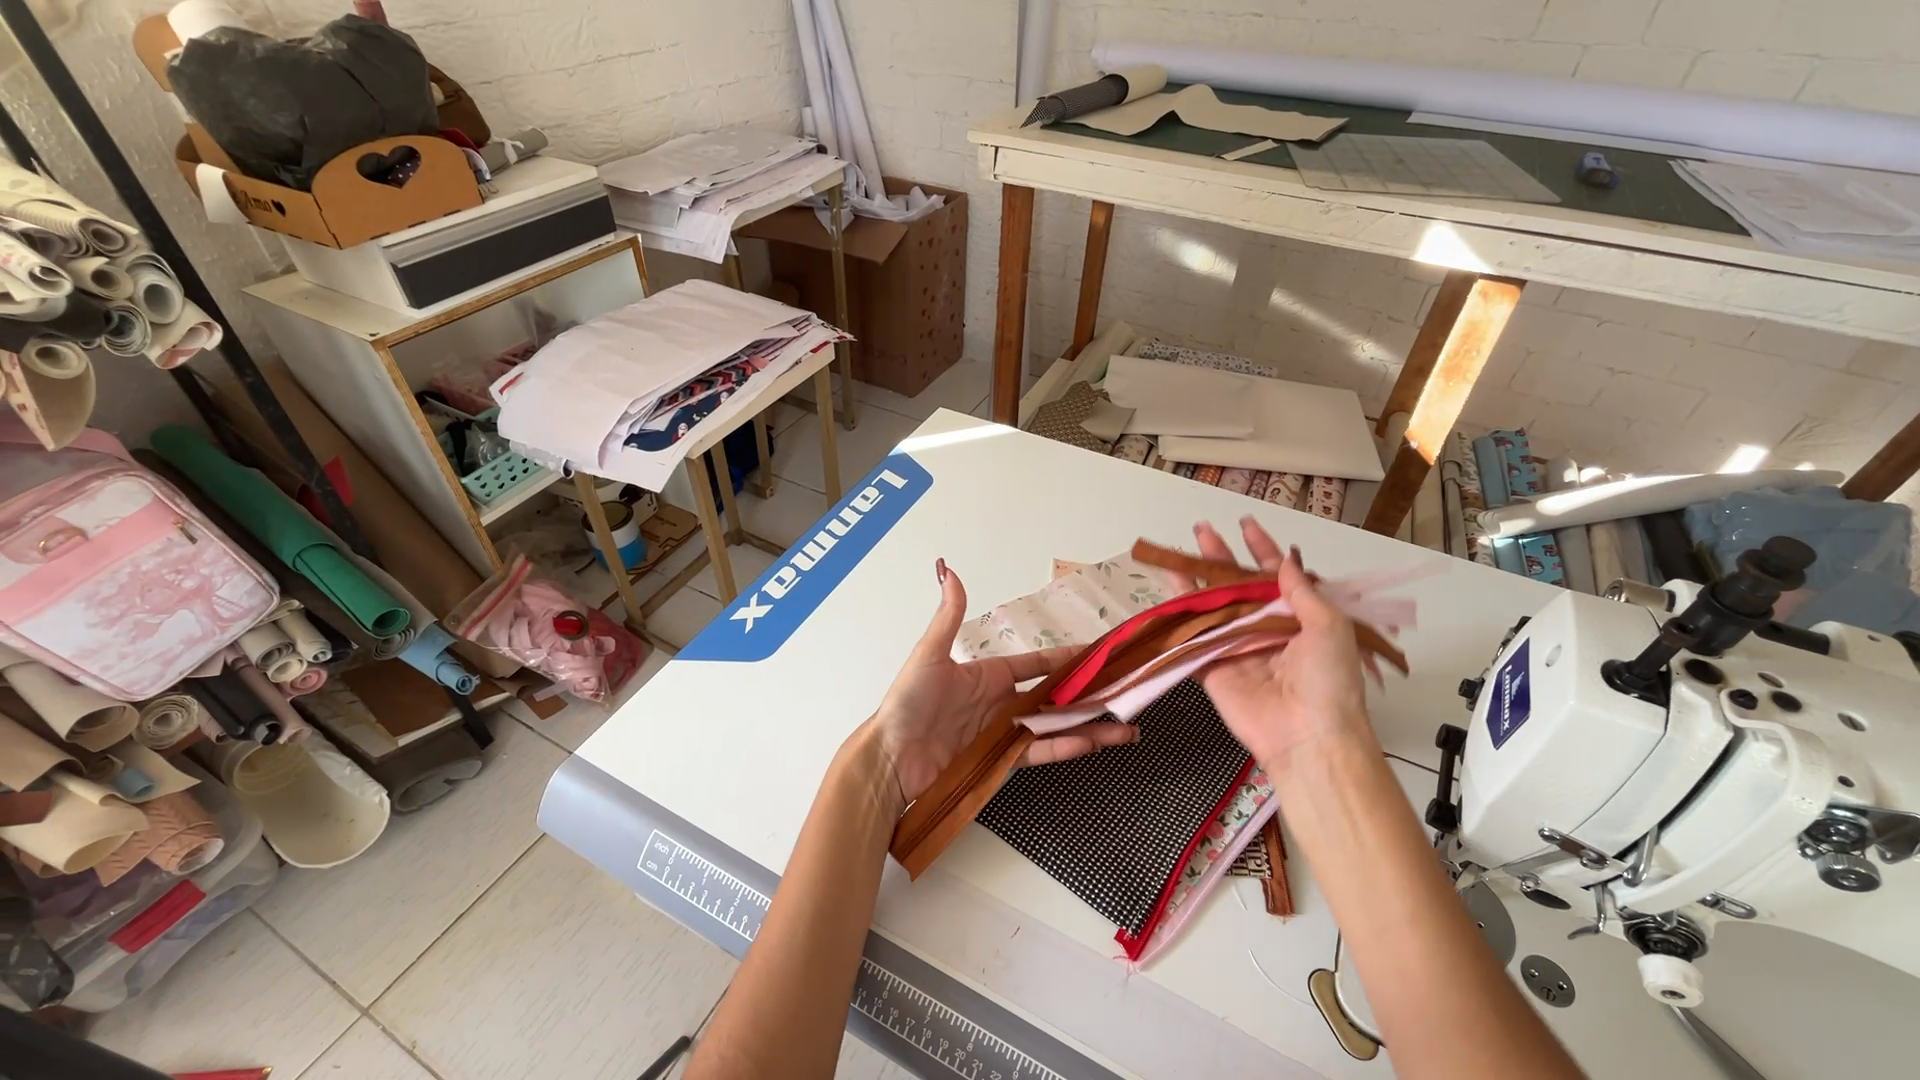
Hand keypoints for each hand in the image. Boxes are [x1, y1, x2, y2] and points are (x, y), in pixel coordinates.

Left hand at [869, 560, 1138, 806]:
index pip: (1037, 664)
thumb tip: (948, 570)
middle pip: (1054, 697)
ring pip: (1054, 726)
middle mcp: (1000, 703)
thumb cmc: (907, 702)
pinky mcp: (999, 761)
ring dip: (1088, 726)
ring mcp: (1001, 732)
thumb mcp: (929, 654)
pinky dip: (1064, 748)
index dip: (1068, 658)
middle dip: (1088, 695)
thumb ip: (948, 616)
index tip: (1099, 652)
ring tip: (1124, 729)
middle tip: (1124, 692)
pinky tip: (1090, 744)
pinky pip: (1037, 752)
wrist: (889, 757)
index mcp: (988, 675)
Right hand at [1170, 518, 1376, 768]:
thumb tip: (1284, 560)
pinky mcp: (1213, 669)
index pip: (1276, 574)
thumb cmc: (1329, 680)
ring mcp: (1237, 648)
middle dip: (1219, 557)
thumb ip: (1302, 591)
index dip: (1261, 549)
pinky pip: (1192, 640)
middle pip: (1237, 585)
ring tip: (1178, 553)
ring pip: (1211, 606)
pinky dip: (1177, 619)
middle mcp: (1265, 628)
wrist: (1309, 735)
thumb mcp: (1330, 626)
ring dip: (1195, 580)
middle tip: (1201, 530)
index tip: (1246, 524)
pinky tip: (1166, 594)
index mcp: (1298, 617)